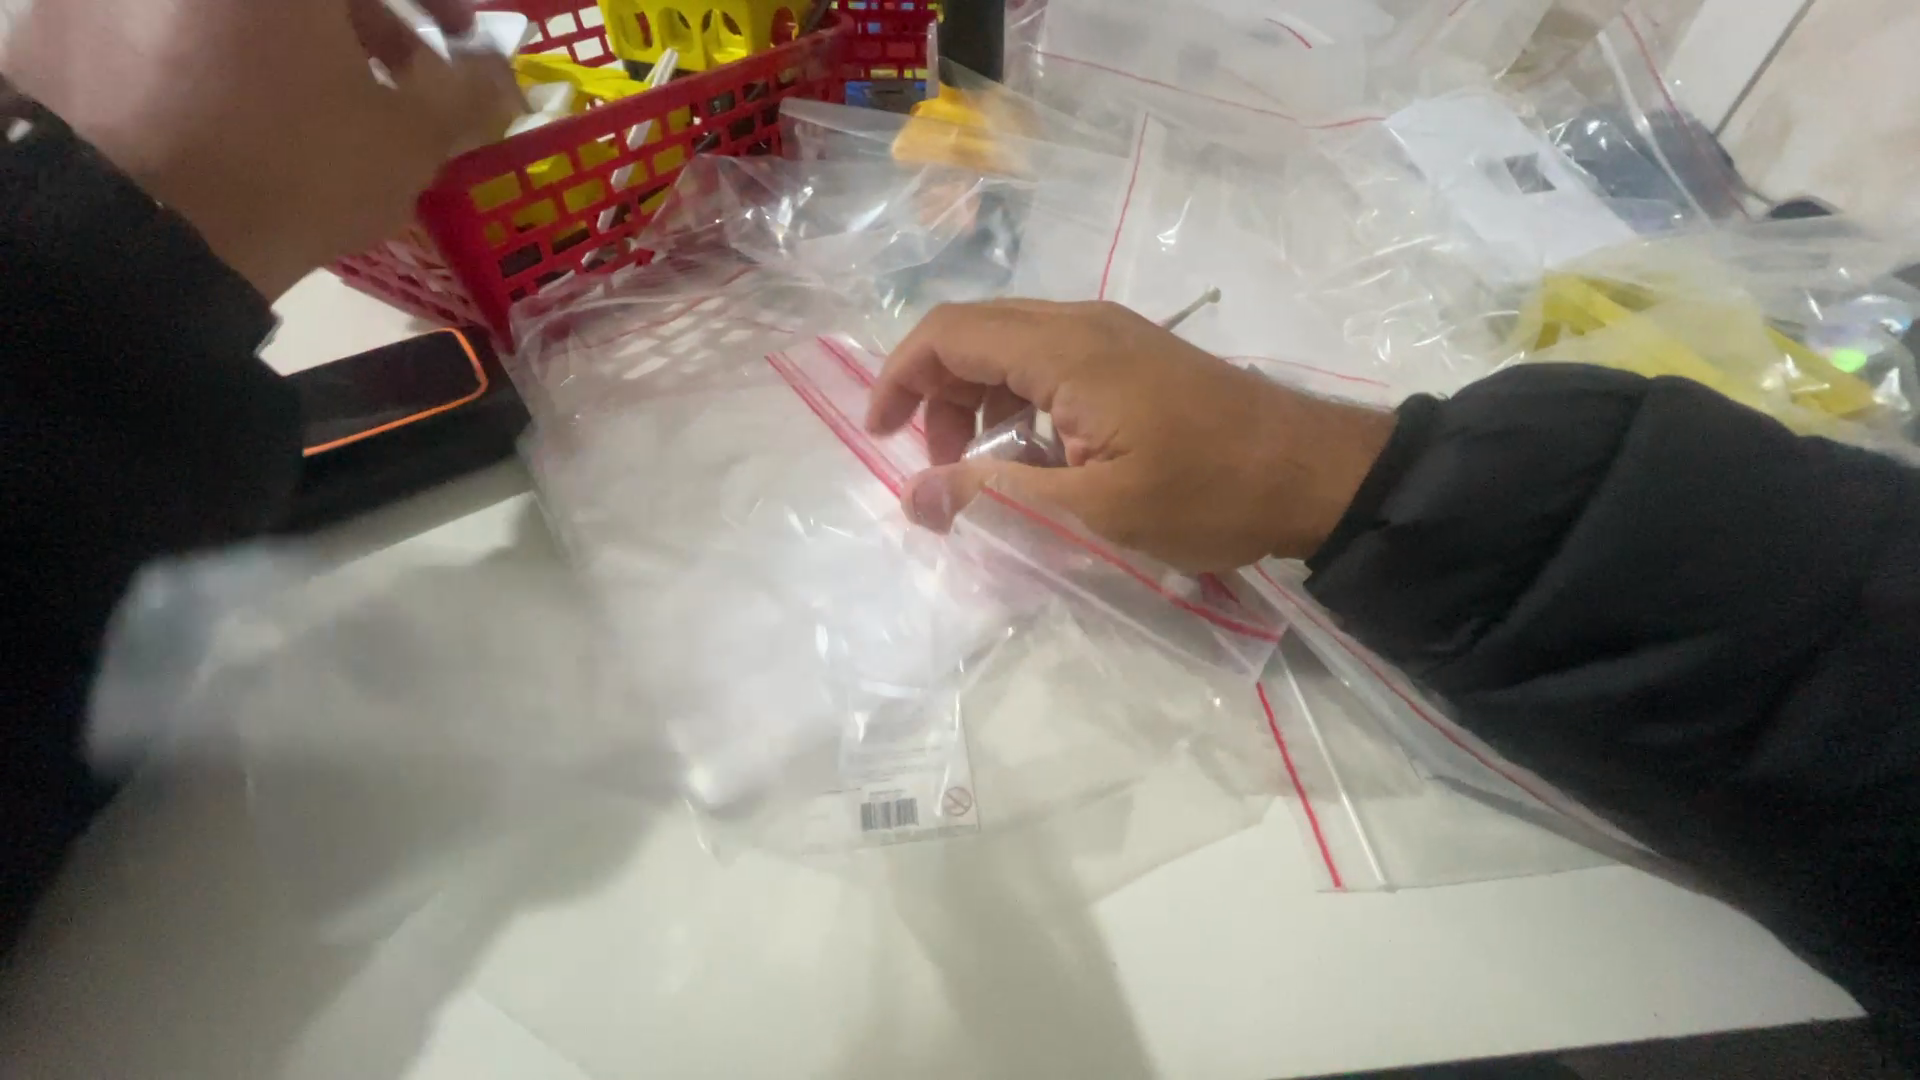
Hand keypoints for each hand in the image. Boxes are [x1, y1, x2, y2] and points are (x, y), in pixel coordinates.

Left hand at [6, 0, 521, 298]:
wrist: (141, 222)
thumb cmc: (299, 167)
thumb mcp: (409, 137)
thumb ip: (466, 91)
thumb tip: (499, 73)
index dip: (445, 3)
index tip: (468, 43)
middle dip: (372, 22)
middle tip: (403, 79)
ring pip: (251, 3)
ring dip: (306, 32)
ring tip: (332, 103)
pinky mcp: (73, 1)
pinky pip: (185, 15)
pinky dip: (235, 43)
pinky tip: (258, 105)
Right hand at [866, 300, 1394, 571]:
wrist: (1314, 474)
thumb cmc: (1207, 493)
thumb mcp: (1093, 508)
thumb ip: (996, 495)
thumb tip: (913, 495)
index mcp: (1065, 349)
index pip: (949, 335)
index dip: (899, 378)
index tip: (879, 435)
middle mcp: (1081, 323)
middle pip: (975, 335)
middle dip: (937, 398)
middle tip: (945, 470)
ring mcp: (1110, 336)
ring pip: (1010, 349)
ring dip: (979, 404)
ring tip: (989, 471)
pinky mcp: (1131, 357)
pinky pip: (1049, 364)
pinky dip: (1020, 405)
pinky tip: (1038, 457)